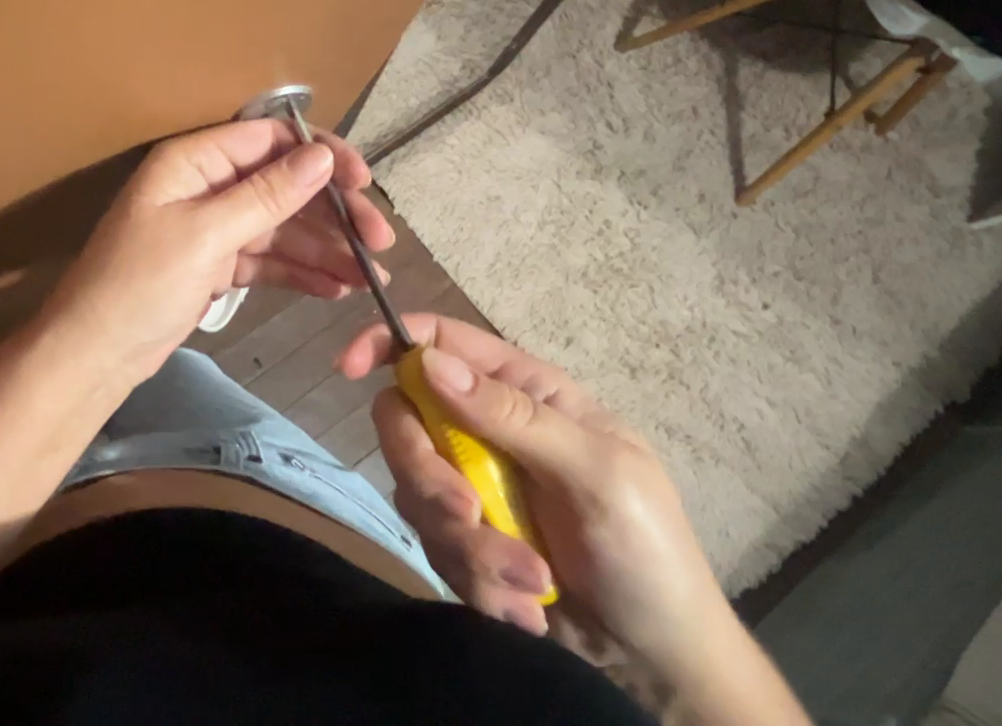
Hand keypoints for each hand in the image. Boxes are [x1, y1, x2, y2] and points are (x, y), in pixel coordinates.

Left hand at [44, 119, 392, 381]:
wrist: (96, 351)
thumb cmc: (139, 283)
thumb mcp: (205, 235)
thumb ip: (265, 196)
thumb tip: (321, 157)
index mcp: (193, 161)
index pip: (269, 140)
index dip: (321, 156)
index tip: (364, 182)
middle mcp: (204, 186)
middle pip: (281, 186)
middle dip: (331, 212)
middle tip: (380, 241)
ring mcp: (210, 229)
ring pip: (280, 228)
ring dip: (324, 249)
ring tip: (370, 276)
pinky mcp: (214, 267)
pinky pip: (266, 260)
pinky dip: (298, 273)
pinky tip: (336, 290)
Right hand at [338, 315, 724, 664]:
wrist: (654, 658)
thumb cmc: (647, 550)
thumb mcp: (598, 474)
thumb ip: (513, 415)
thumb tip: (429, 361)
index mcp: (522, 392)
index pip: (439, 342)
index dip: (385, 343)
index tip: (347, 369)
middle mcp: (482, 428)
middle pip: (403, 419)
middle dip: (427, 474)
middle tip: (468, 514)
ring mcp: (466, 481)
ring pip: (412, 488)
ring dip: (467, 543)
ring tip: (529, 580)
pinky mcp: (458, 535)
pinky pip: (430, 542)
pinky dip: (476, 577)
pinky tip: (524, 602)